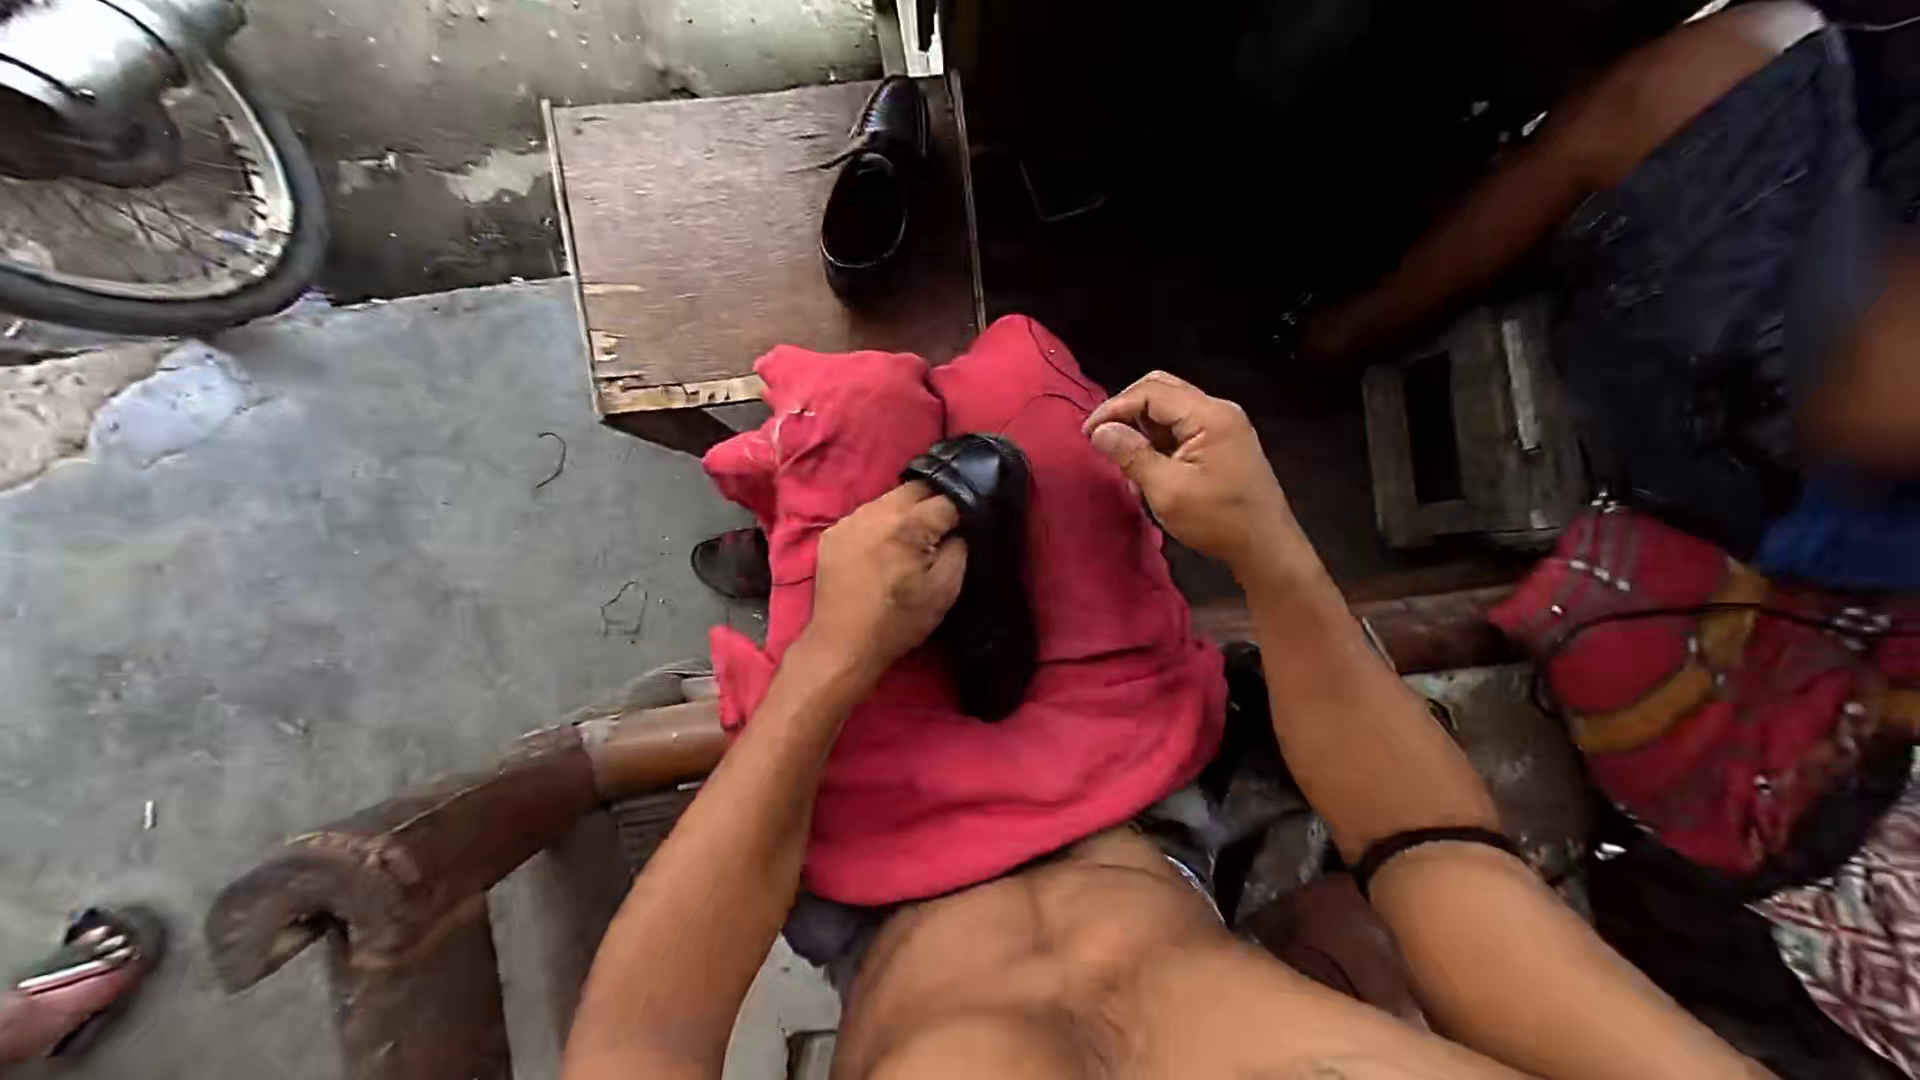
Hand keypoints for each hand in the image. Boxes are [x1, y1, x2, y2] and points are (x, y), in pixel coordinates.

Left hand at [803, 482, 966, 679]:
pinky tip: (883, 550)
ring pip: (889, 499)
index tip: (965, 528)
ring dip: (906, 512)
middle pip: (917, 487)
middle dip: (934, 502)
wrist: (843, 645)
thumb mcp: (945, 590)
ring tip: (911, 542)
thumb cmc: (898, 621)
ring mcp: (850, 520)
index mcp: (907, 523)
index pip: (946, 498)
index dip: (961, 512)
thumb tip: (958, 528)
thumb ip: (959, 548)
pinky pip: (866, 516)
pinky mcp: (833, 533)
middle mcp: (875, 510)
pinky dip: (881, 525)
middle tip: (941, 531)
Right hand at [1083, 371, 1311, 580]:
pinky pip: (1181, 430)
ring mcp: (1223, 426)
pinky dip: (1158, 444)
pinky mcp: (1222, 443)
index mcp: (1209, 415)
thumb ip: (1131, 455)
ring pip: (1168, 411)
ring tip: (1128, 467)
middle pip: (1160, 391)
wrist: (1266, 547)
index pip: (1150, 392)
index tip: (1088, 435)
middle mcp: (1218, 411)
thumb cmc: (1218, 520)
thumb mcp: (1167, 490)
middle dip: (1126, 413)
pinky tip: (1149, 474)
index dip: (1114, 408)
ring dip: (1141, 432)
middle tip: (1103, 441)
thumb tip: (1099, 430)